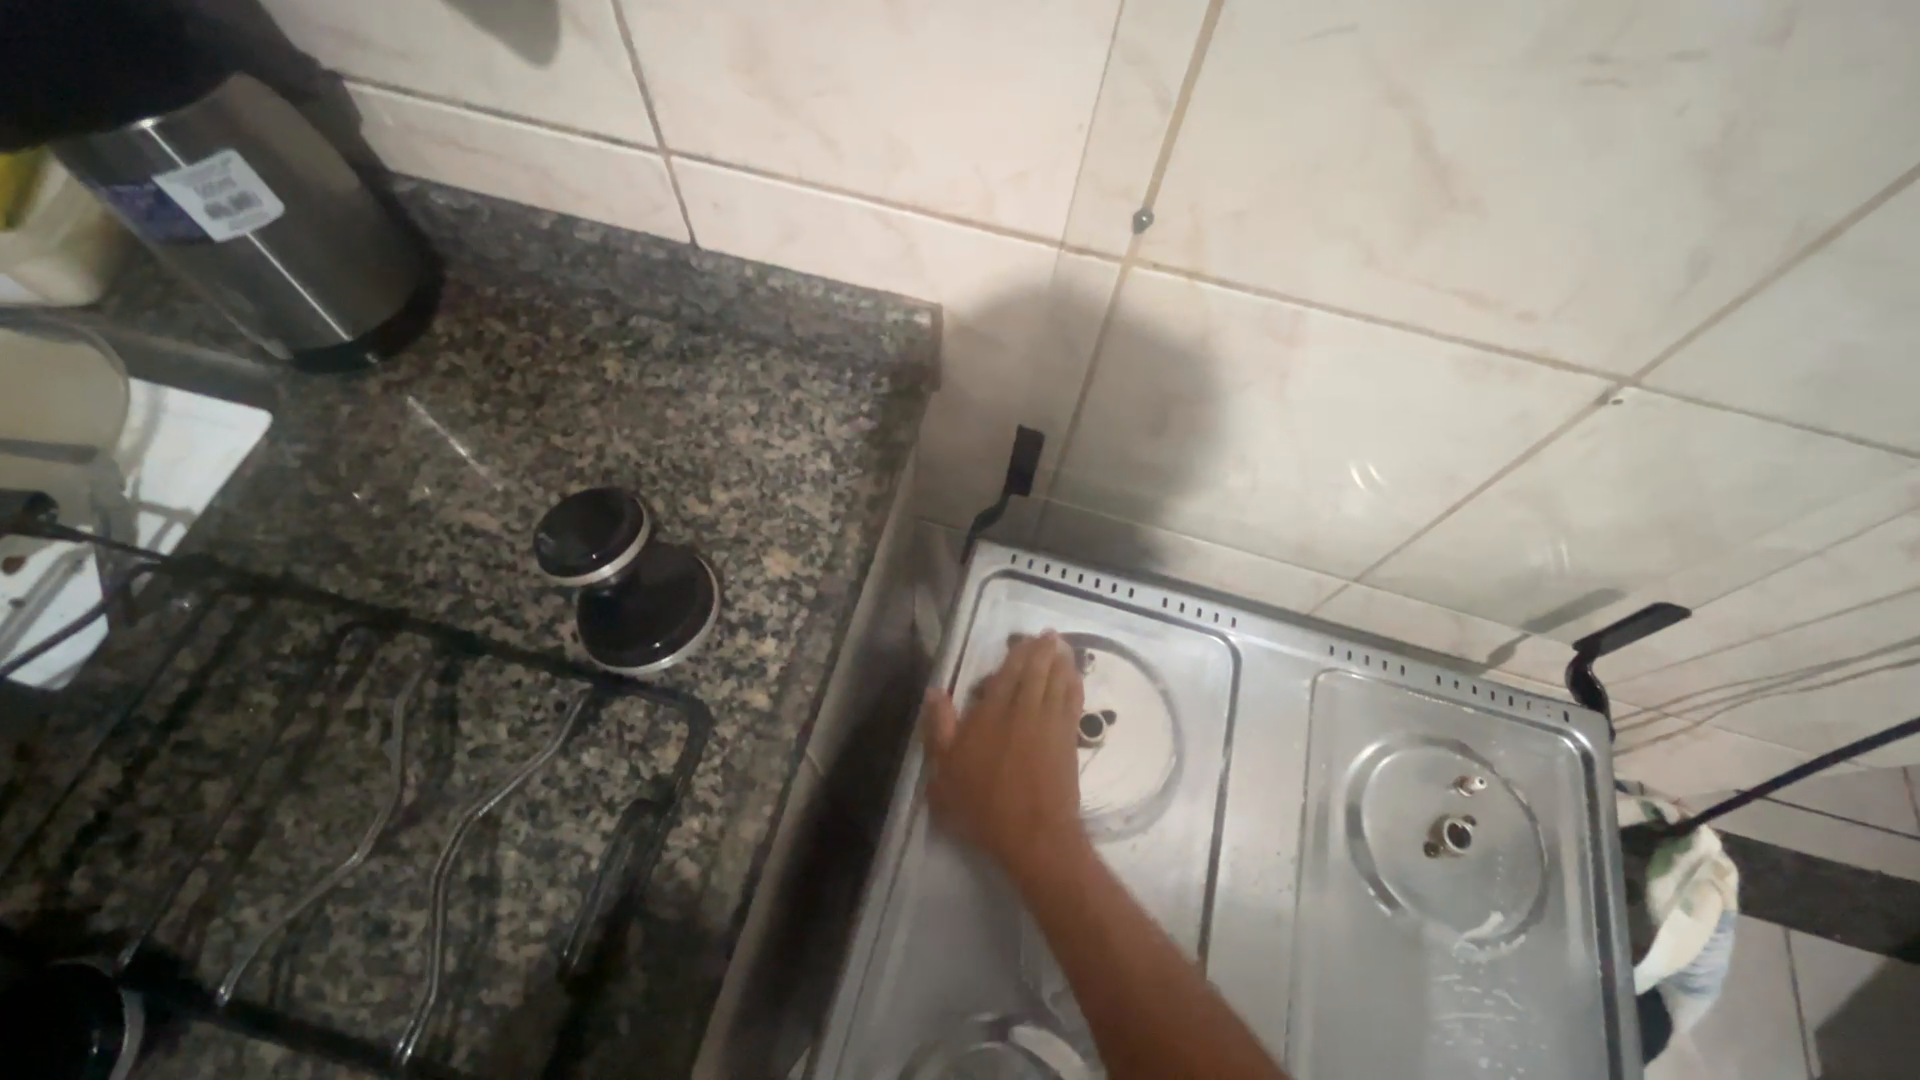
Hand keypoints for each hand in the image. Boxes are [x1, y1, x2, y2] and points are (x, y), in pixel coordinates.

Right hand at [920, 631, 1087, 884]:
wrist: (1033, 834)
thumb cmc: (982, 806)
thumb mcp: (943, 773)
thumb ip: (939, 729)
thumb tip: (935, 691)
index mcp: (991, 714)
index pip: (1007, 673)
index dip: (1018, 654)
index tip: (1024, 639)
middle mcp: (1023, 711)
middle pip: (1036, 671)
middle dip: (1043, 650)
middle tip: (1049, 635)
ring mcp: (1050, 724)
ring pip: (1058, 681)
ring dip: (1062, 661)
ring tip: (1064, 646)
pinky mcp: (1068, 740)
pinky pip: (1074, 702)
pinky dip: (1075, 684)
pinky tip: (1075, 677)